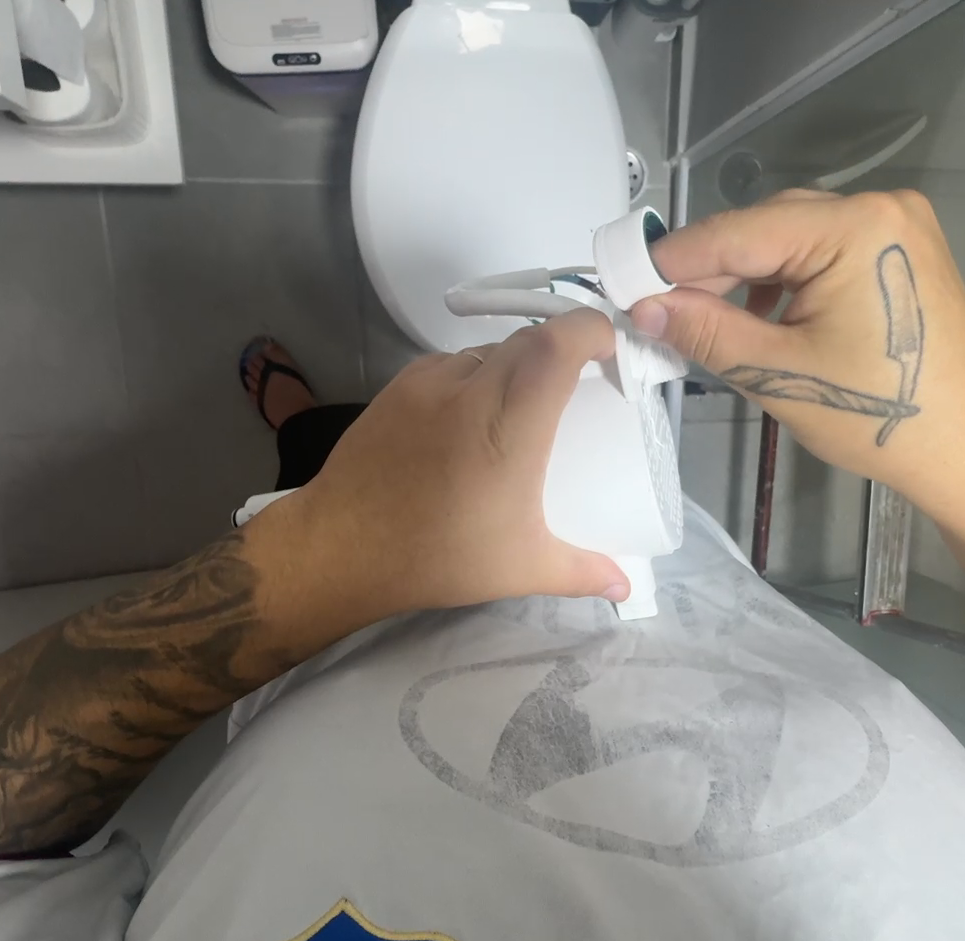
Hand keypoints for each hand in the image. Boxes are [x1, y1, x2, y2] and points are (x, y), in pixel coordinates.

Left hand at [247, 310, 630, 634]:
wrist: (340, 550)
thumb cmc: (438, 557)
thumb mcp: (520, 568)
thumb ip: (581, 573)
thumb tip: (624, 586)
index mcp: (510, 424)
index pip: (558, 342)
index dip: (592, 331)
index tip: (611, 351)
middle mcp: (469, 388)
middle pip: (528, 338)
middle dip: (561, 348)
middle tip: (577, 384)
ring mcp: (425, 384)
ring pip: (486, 349)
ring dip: (515, 364)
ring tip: (522, 404)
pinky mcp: (394, 389)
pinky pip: (448, 364)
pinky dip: (474, 375)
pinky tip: (470, 413)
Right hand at [630, 189, 964, 503]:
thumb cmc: (874, 414)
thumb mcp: (777, 372)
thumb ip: (705, 330)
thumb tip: (642, 307)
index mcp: (853, 228)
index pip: (738, 232)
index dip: (674, 259)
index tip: (622, 282)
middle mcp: (877, 208)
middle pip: (764, 227)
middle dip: (707, 268)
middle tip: (657, 309)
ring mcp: (893, 228)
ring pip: (787, 238)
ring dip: (739, 275)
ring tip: (700, 317)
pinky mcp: (895, 254)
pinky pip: (816, 253)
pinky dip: (776, 280)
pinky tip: (757, 314)